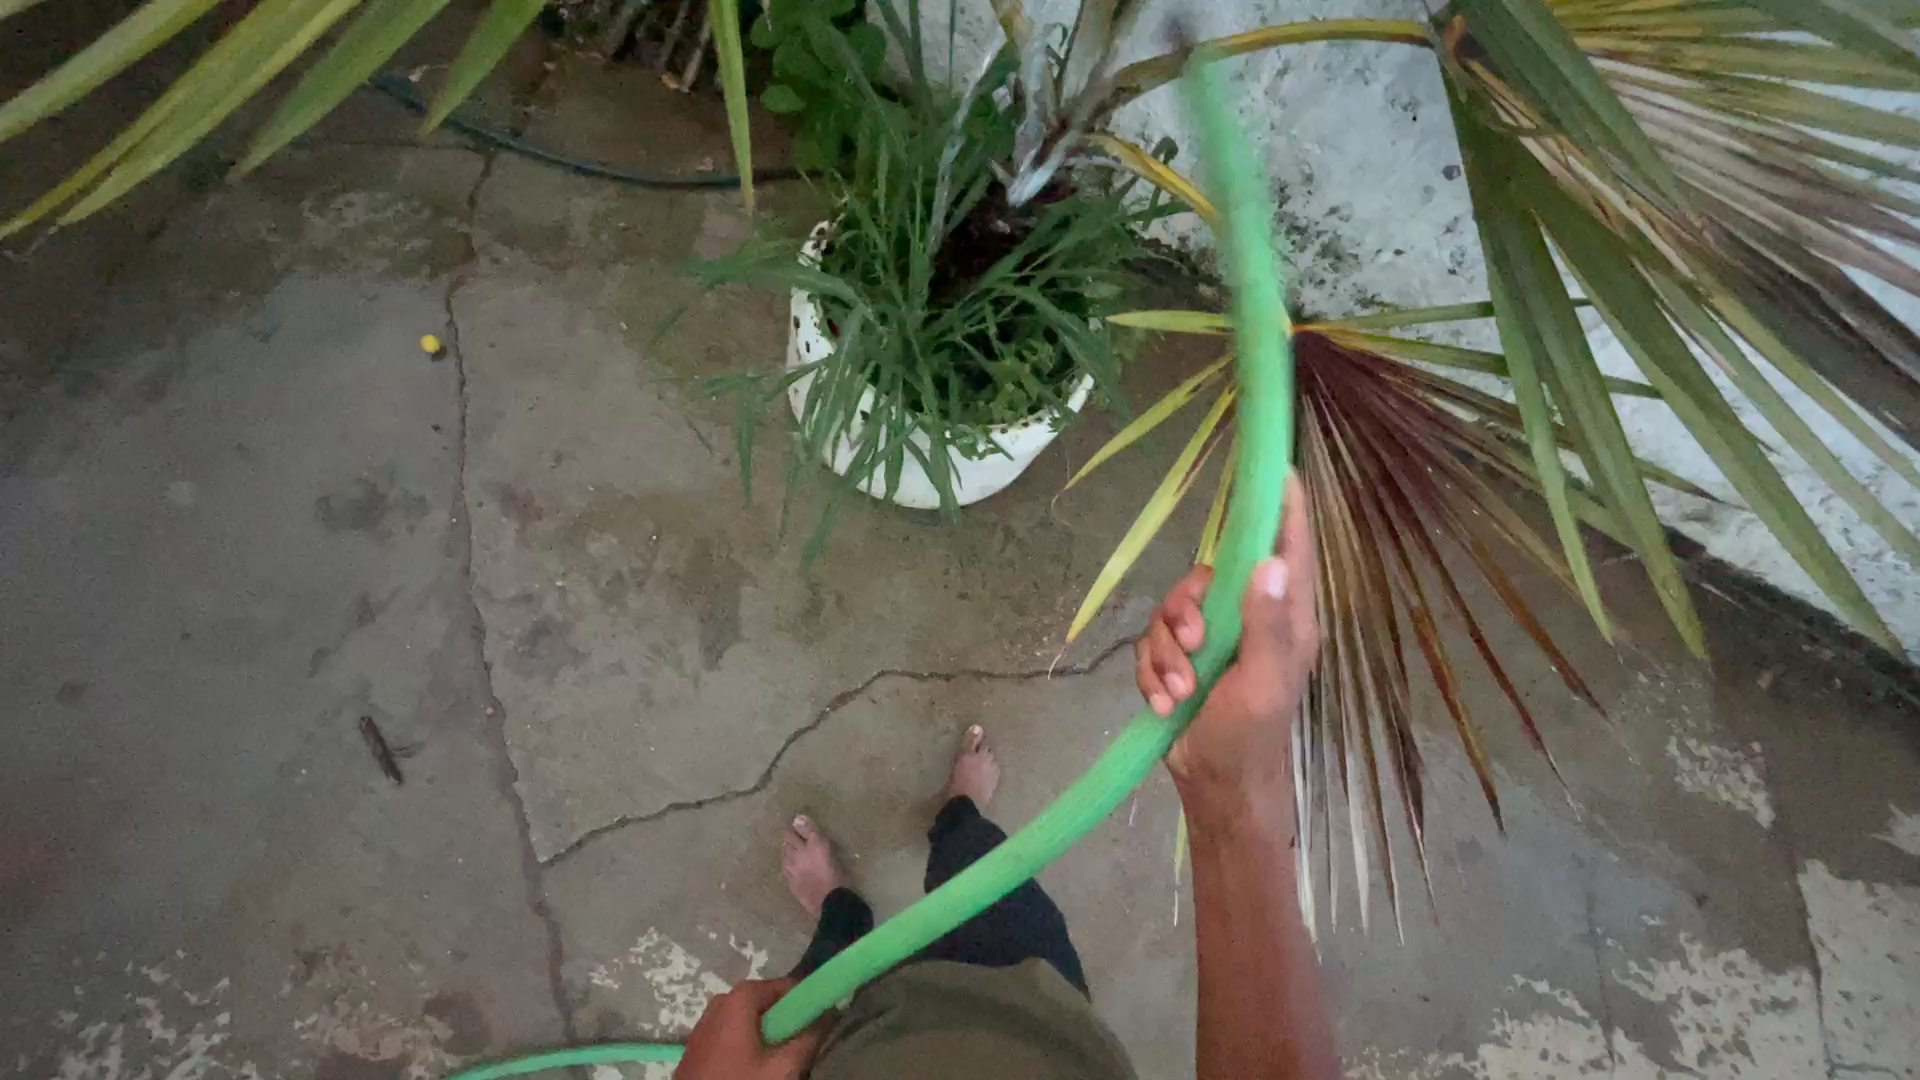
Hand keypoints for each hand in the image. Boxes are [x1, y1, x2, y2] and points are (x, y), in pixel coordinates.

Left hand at [677, 978, 826, 1079]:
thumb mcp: (784, 1068)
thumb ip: (811, 1036)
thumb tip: (831, 1010)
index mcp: (741, 997)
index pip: (788, 987)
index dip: (806, 1006)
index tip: (815, 1030)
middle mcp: (720, 1001)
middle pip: (768, 1006)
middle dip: (784, 1027)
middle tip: (793, 1056)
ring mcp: (704, 1026)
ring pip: (749, 1024)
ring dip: (765, 1041)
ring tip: (772, 1070)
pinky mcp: (695, 1049)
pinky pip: (730, 1038)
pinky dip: (745, 1050)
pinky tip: (750, 1074)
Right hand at [1135, 474, 1318, 832]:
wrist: (1214, 785)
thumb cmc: (1251, 736)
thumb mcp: (1262, 682)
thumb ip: (1264, 623)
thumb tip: (1268, 560)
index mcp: (1283, 618)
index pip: (1288, 548)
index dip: (1284, 509)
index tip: (1277, 469)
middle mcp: (1246, 618)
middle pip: (1207, 577)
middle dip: (1187, 612)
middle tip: (1191, 646)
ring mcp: (1210, 639)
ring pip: (1171, 611)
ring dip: (1166, 654)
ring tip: (1177, 692)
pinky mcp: (1178, 658)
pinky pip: (1151, 643)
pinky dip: (1152, 673)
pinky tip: (1164, 703)